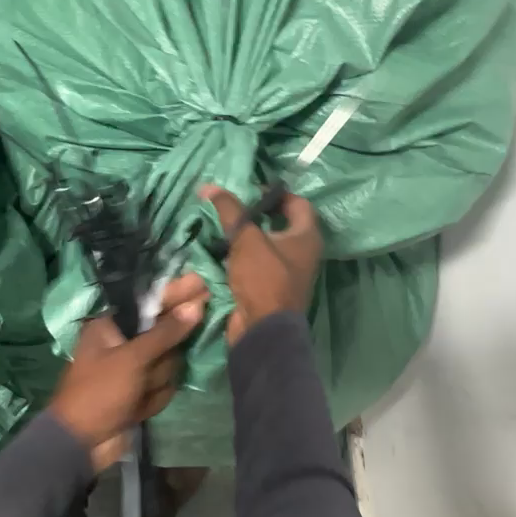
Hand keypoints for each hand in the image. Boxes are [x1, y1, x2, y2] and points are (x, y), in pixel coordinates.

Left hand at [50, 273, 208, 469]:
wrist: (82, 442)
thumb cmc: (99, 392)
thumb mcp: (132, 359)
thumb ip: (165, 333)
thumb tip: (195, 306)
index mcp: (110, 326)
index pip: (150, 303)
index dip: (176, 294)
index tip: (201, 284)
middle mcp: (123, 343)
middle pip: (165, 337)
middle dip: (161, 358)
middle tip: (149, 371)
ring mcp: (133, 370)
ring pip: (168, 364)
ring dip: (155, 382)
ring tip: (135, 395)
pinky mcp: (140, 392)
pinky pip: (162, 386)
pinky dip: (153, 399)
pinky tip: (137, 408)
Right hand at [200, 184, 322, 344]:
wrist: (262, 330)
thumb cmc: (264, 279)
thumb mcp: (246, 239)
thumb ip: (230, 211)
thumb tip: (209, 186)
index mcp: (306, 236)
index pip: (297, 203)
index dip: (276, 193)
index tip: (250, 189)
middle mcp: (302, 253)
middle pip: (280, 224)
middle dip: (256, 215)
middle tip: (232, 206)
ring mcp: (287, 273)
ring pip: (265, 246)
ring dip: (246, 237)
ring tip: (222, 226)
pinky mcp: (270, 288)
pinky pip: (256, 265)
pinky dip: (241, 257)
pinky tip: (221, 251)